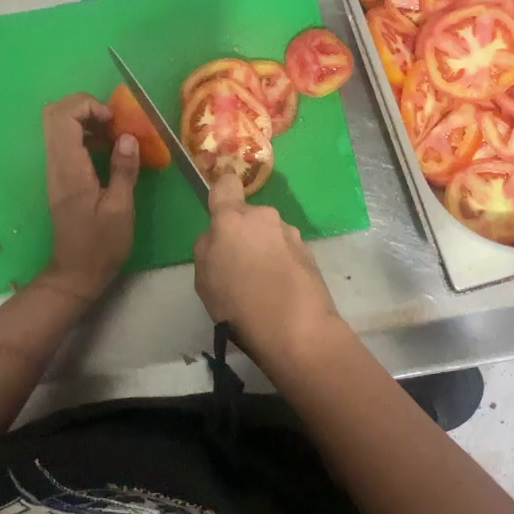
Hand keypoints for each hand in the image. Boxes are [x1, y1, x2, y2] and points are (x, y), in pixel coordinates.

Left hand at [39, 93, 139, 300]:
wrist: (74, 274)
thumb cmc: (101, 245)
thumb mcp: (120, 209)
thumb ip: (123, 170)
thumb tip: (128, 137)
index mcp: (69, 169)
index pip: (62, 117)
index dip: (88, 106)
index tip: (115, 122)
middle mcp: (55, 164)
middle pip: (54, 114)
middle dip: (85, 107)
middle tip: (114, 123)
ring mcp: (54, 170)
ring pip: (58, 126)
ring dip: (87, 121)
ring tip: (116, 137)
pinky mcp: (60, 177)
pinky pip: (65, 142)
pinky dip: (86, 136)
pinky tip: (108, 152)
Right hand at [192, 171, 345, 363]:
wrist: (297, 329)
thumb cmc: (239, 303)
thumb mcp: (204, 279)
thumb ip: (207, 248)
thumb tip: (218, 238)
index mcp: (232, 219)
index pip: (226, 184)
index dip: (222, 192)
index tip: (220, 209)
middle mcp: (264, 217)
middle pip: (248, 217)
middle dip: (243, 235)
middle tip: (238, 268)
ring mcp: (290, 234)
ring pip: (269, 235)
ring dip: (264, 250)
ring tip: (262, 285)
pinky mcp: (310, 253)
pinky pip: (286, 252)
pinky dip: (281, 264)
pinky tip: (280, 291)